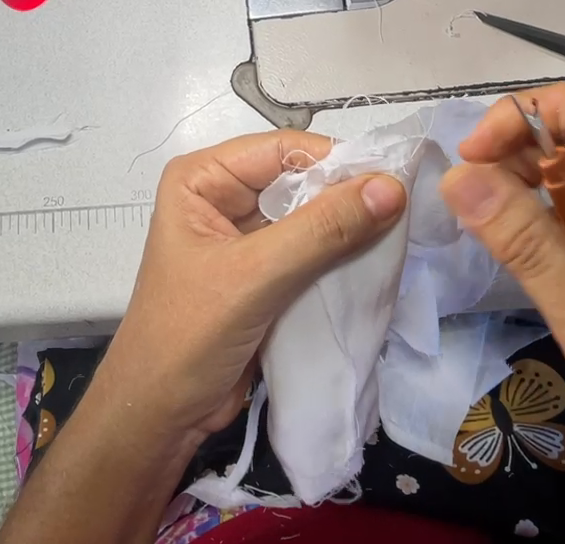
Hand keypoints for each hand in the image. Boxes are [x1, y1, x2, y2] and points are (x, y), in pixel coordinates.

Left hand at [91, 130, 407, 440]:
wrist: (162, 414)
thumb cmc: (190, 334)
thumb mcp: (255, 276)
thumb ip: (322, 230)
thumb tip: (390, 186)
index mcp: (202, 178)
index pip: (281, 149)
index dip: (335, 160)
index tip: (392, 182)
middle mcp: (222, 196)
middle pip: (298, 179)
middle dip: (345, 193)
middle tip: (402, 209)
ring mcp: (244, 235)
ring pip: (309, 214)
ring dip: (348, 225)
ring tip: (398, 234)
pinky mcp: (264, 272)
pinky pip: (311, 248)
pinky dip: (340, 254)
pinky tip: (375, 260)